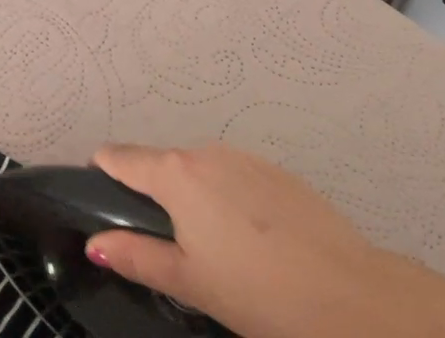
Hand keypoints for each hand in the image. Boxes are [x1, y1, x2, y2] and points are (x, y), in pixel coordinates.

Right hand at [84, 143, 444, 337]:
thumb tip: (94, 242)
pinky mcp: (279, 171)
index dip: (104, 171)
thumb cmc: (256, 291)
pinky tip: (246, 238)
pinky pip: (235, 176)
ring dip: (191, 194)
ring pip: (201, 169)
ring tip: (205, 243)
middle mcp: (207, 152)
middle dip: (152, 191)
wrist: (350, 292)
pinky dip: (226, 197)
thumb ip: (137, 256)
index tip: (96, 192)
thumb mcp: (188, 281)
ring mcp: (247, 158)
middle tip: (157, 239)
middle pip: (163, 162)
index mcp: (177, 174)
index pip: (122, 157)